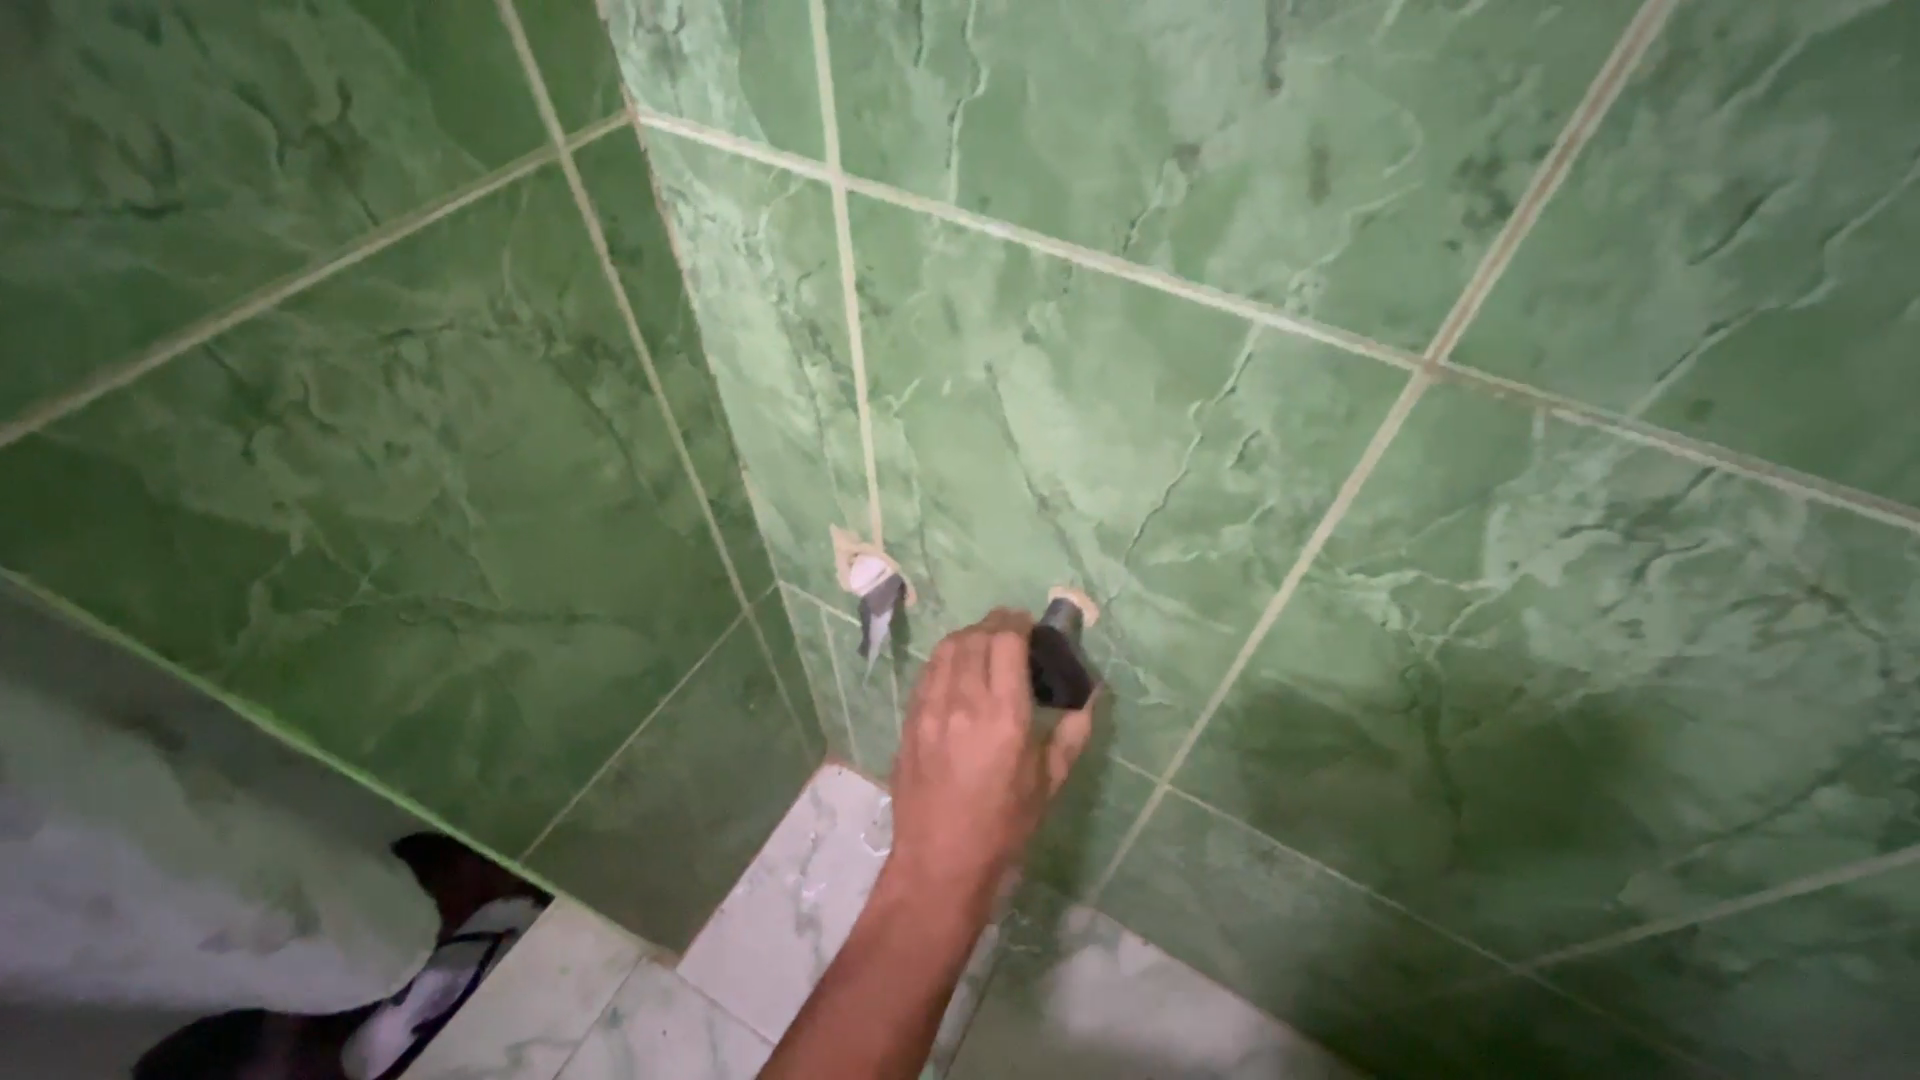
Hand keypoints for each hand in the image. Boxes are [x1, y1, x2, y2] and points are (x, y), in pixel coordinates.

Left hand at [885, 607, 1096, 907]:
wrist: (939, 862)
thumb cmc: (1003, 827)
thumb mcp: (1048, 784)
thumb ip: (1071, 734)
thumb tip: (1091, 698)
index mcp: (1004, 715)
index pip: (1005, 641)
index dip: (1017, 622)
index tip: (1028, 624)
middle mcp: (963, 701)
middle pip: (973, 637)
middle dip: (994, 624)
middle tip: (1010, 631)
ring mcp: (929, 709)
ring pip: (945, 649)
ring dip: (967, 636)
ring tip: (983, 644)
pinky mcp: (908, 721)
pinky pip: (927, 673)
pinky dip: (945, 659)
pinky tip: (956, 672)